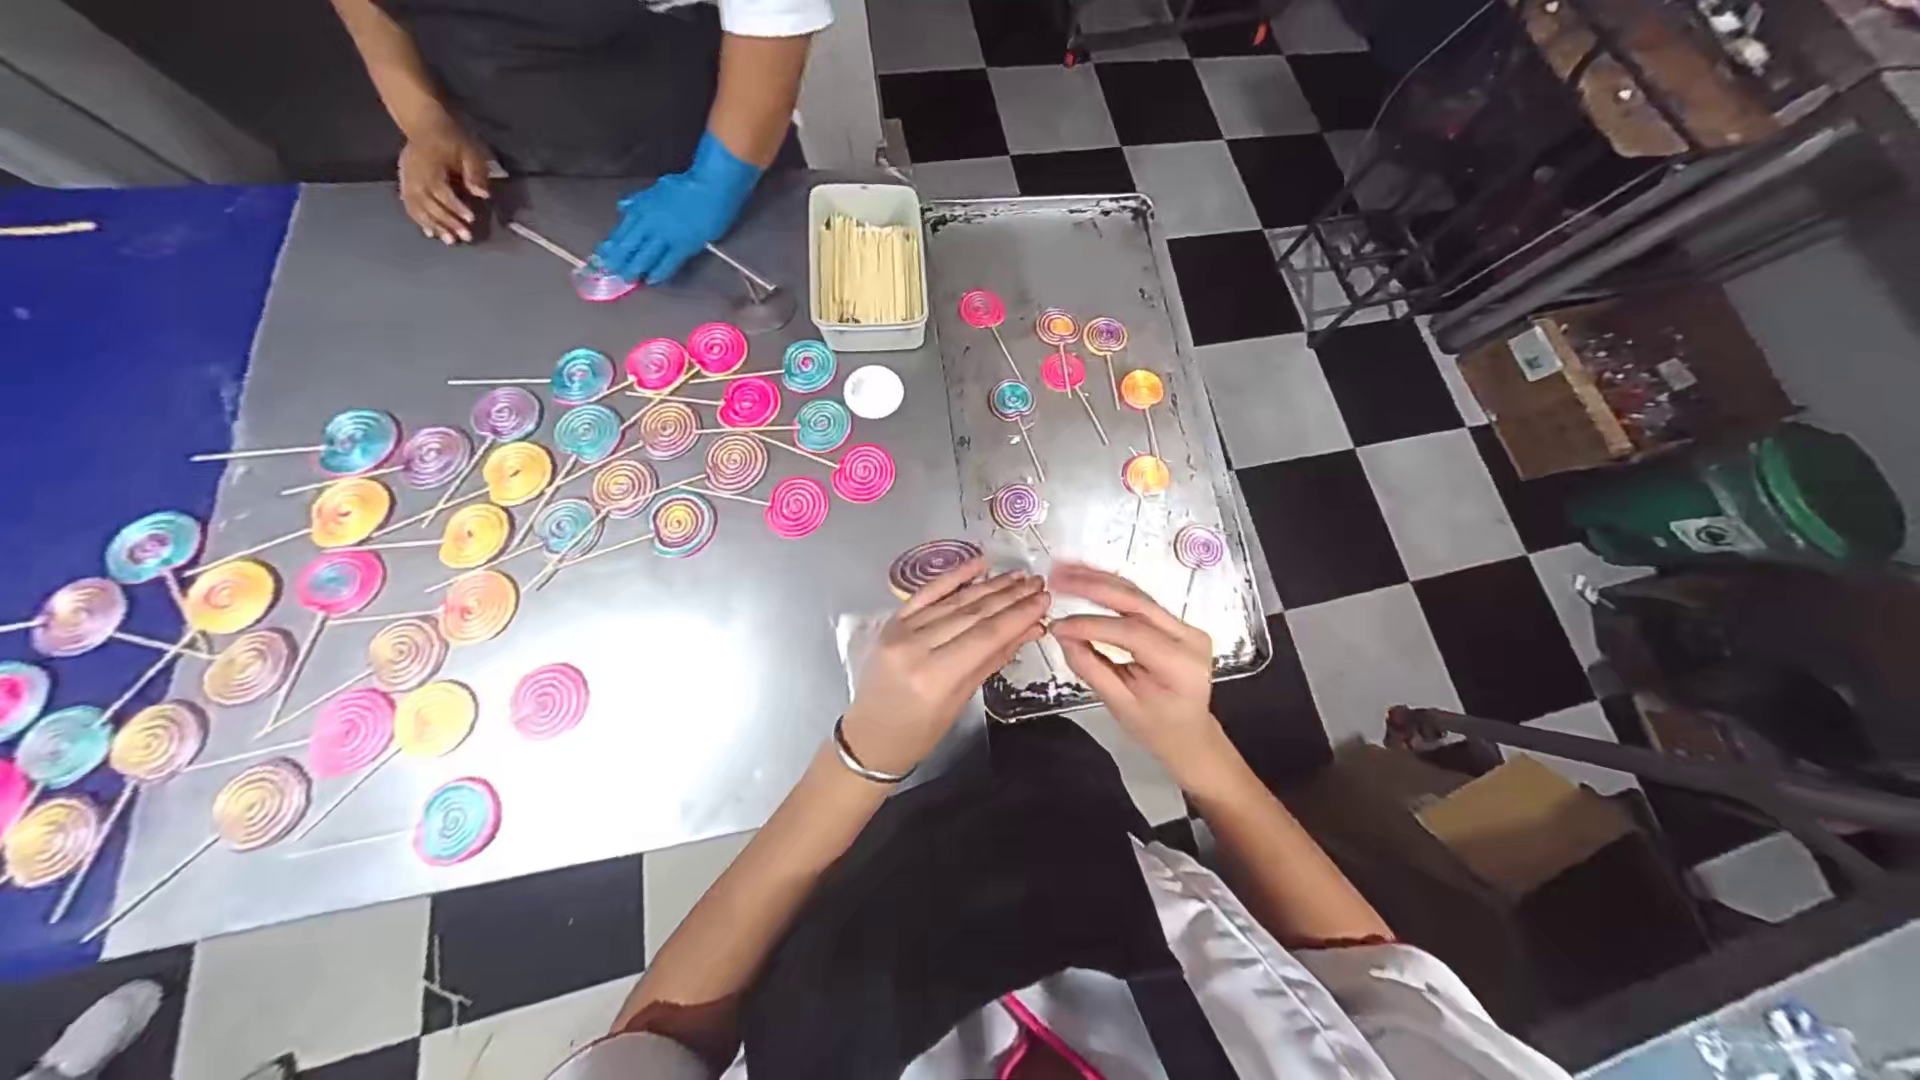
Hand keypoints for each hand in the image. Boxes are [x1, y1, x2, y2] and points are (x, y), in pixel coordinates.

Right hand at [397, 117, 488, 243]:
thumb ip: (475, 172)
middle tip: (465, 237)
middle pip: (425, 200)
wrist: (425, 124)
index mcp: (427, 162)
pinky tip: (431, 233)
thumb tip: (482, 194)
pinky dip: (420, 219)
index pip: (439, 188)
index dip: (454, 205)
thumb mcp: (470, 151)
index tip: (471, 219)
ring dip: (433, 225)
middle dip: (446, 221)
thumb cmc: (452, 139)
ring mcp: (406, 177)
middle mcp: (412, 171)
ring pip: (415, 205)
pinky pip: (408, 203)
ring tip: (450, 241)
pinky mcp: (405, 182)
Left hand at [593, 132, 762, 284]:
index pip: (620, 232)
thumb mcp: (656, 188)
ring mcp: (666, 236)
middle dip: (617, 262)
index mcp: (640, 208)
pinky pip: (668, 263)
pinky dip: (659, 273)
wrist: (710, 186)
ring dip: (634, 270)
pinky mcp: (683, 246)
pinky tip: (652, 282)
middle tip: (609, 275)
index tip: (601, 258)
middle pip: (628, 247)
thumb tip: (623, 207)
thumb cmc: (687, 186)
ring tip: (627, 281)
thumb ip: (639, 200)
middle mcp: (648, 223)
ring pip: (645, 257)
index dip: (610, 247)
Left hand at [841, 559, 1049, 776]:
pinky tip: (979, 564)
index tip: (1043, 600)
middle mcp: (916, 647)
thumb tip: (1029, 629)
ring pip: (955, 602)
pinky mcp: (893, 621)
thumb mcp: (960, 702)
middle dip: (1010, 597)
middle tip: (1037, 584)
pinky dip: (954, 577)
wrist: (870, 736)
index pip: (986, 636)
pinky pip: (927, 592)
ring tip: (1019, 576)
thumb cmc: (917, 733)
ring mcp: (901, 631)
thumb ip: (993, 660)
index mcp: (935, 676)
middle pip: (973, 614)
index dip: (1019, 615)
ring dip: (991, 586)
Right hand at [1050, 564, 1232, 789]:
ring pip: (1136, 594)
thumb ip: (1090, 666)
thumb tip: (1062, 633)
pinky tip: (1085, 578)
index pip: (1131, 634)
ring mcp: (1185, 626)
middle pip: (1136, 601)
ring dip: (1097, 579)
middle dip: (1092, 585)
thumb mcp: (1119, 704)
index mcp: (1180, 665)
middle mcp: (1189, 638)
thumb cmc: (1156, 727)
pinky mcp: (1175, 622)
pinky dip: (1109, 588)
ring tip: (1064, 571)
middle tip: (1058, 577)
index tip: (1059, 625)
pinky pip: (1138, 600)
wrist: (1188, 733)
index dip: (1091, 624)